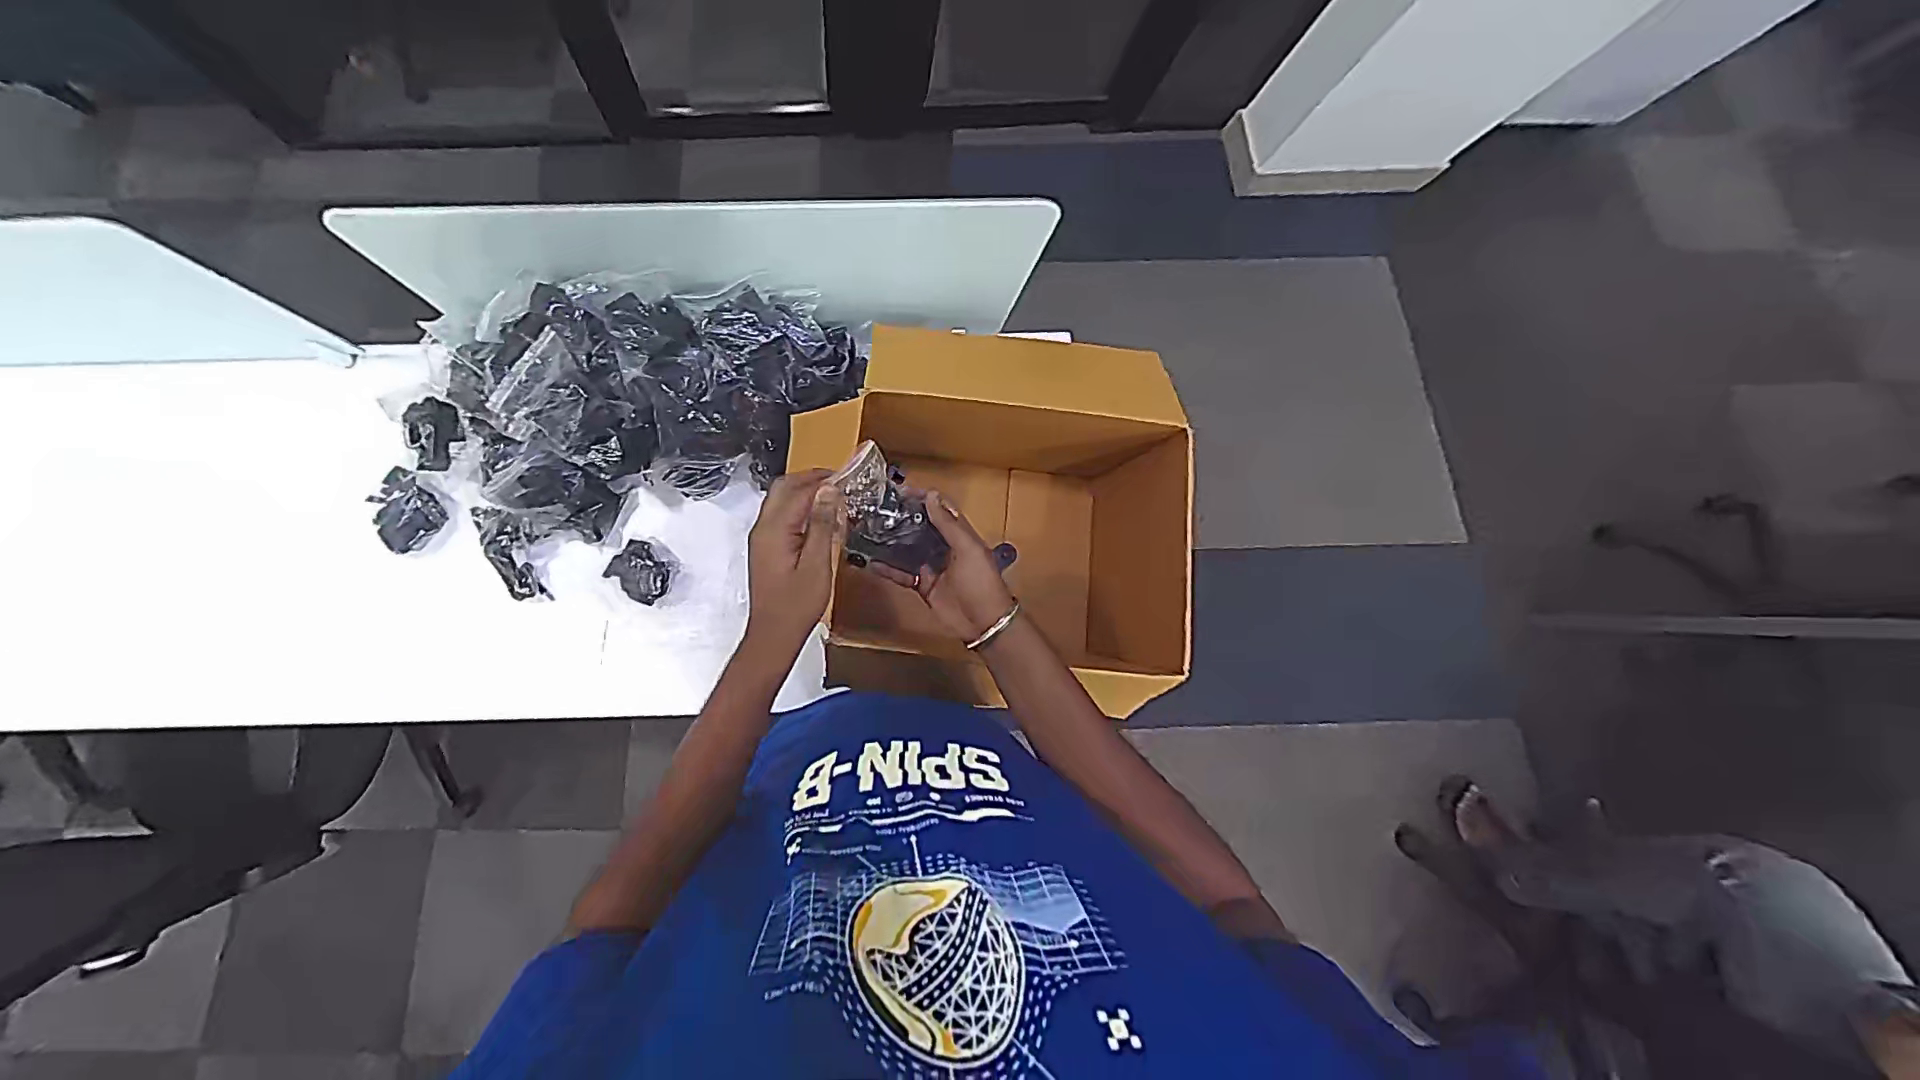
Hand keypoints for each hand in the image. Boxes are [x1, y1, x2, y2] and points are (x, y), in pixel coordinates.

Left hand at [745, 469, 843, 651]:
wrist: (773, 633)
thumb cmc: (797, 604)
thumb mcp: (817, 564)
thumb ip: (822, 525)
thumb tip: (829, 491)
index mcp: (774, 530)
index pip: (799, 491)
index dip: (824, 480)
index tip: (848, 475)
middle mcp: (763, 528)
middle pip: (784, 487)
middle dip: (812, 478)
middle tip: (841, 479)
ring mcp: (762, 537)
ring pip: (781, 499)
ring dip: (805, 490)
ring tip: (834, 494)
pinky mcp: (766, 546)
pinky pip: (781, 514)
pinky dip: (800, 506)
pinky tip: (819, 515)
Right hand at [861, 490, 1015, 642]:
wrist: (984, 623)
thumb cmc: (981, 582)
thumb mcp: (968, 549)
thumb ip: (949, 524)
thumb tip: (931, 496)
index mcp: (960, 535)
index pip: (939, 509)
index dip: (923, 499)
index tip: (900, 492)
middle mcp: (945, 547)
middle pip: (921, 527)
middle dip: (902, 517)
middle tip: (877, 508)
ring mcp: (933, 567)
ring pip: (909, 549)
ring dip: (892, 540)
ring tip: (869, 529)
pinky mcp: (924, 586)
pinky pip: (903, 574)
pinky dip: (888, 569)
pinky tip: (870, 562)